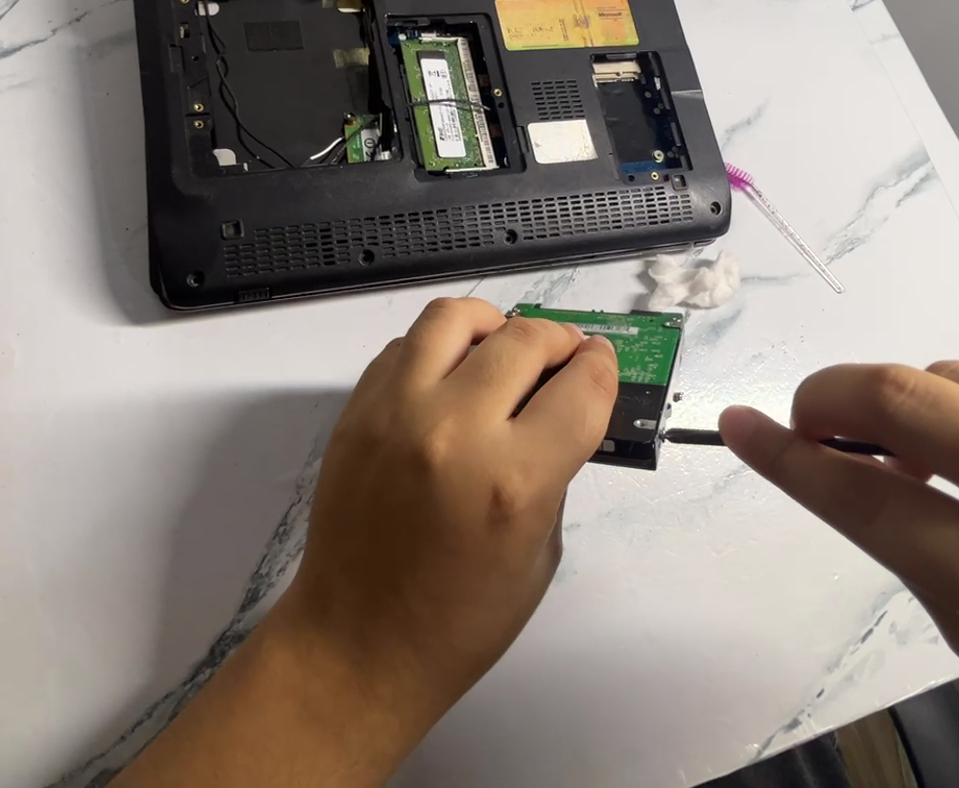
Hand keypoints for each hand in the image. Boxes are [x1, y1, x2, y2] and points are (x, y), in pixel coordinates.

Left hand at [120, 297, 617, 786]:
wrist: (357, 641)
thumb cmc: (462, 618)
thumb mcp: (540, 551)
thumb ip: (555, 467)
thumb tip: (561, 402)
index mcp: (514, 480)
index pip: (582, 388)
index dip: (602, 367)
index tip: (601, 361)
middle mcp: (455, 431)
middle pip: (525, 340)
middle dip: (560, 340)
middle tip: (563, 355)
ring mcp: (396, 412)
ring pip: (454, 317)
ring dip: (493, 324)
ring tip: (502, 345)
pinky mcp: (356, 410)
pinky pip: (404, 345)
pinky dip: (438, 347)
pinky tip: (449, 375)